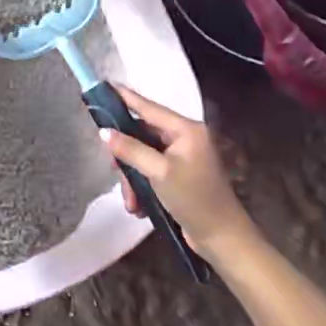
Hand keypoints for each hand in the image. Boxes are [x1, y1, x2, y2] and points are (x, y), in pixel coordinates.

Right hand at [100, 85, 258, 259]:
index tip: (104, 86)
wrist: (222, 238)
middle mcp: (183, 138)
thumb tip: (103, 132)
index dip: (125, 97)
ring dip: (133, 178)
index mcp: (185, 129)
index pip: (148, 107)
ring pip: (143, 156)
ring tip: (131, 201)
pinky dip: (142, 186)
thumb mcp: (159, 172)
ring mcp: (181, 157)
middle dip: (126, 155)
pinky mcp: (178, 176)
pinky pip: (150, 171)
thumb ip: (131, 150)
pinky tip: (139, 206)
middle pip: (142, 134)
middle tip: (113, 169)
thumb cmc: (194, 198)